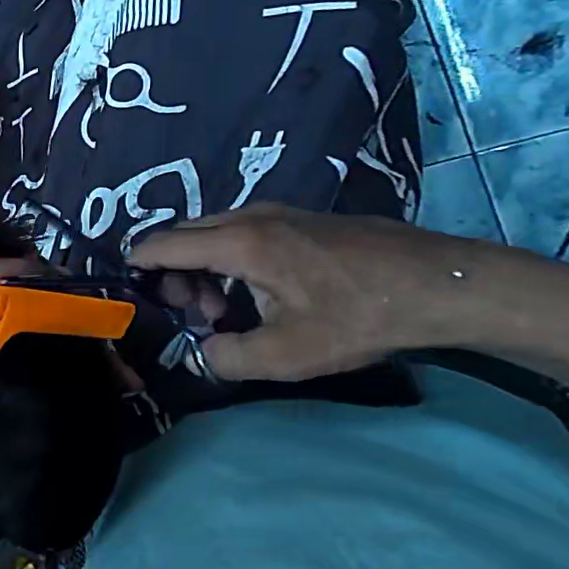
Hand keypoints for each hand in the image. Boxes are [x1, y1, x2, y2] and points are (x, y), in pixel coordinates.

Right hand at [130, 205, 489, 381]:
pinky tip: (257, 292)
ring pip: (215, 232)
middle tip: (195, 316)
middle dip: (175, 274)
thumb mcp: (288, 354)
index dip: (139, 265)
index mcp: (239, 243)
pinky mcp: (300, 218)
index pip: (165, 244)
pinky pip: (243, 232)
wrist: (438, 283)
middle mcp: (252, 216)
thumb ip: (228, 357)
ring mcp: (279, 211)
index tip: (130, 290)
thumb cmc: (358, 317)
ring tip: (226, 310)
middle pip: (187, 235)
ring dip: (205, 268)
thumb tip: (204, 352)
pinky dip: (230, 259)